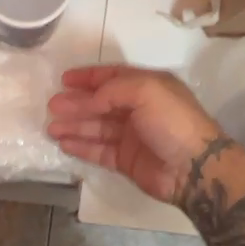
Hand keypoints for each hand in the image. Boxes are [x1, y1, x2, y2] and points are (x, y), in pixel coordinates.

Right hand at [46, 66, 228, 203]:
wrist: (192, 167)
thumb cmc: (172, 122)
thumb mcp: (146, 91)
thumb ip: (113, 90)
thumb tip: (88, 100)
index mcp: (147, 87)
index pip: (112, 78)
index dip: (88, 78)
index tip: (64, 80)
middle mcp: (138, 110)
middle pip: (100, 104)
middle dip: (76, 104)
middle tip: (52, 106)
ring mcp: (131, 136)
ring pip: (96, 128)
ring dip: (74, 126)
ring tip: (52, 128)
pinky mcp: (126, 160)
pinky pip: (98, 151)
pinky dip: (81, 147)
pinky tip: (64, 143)